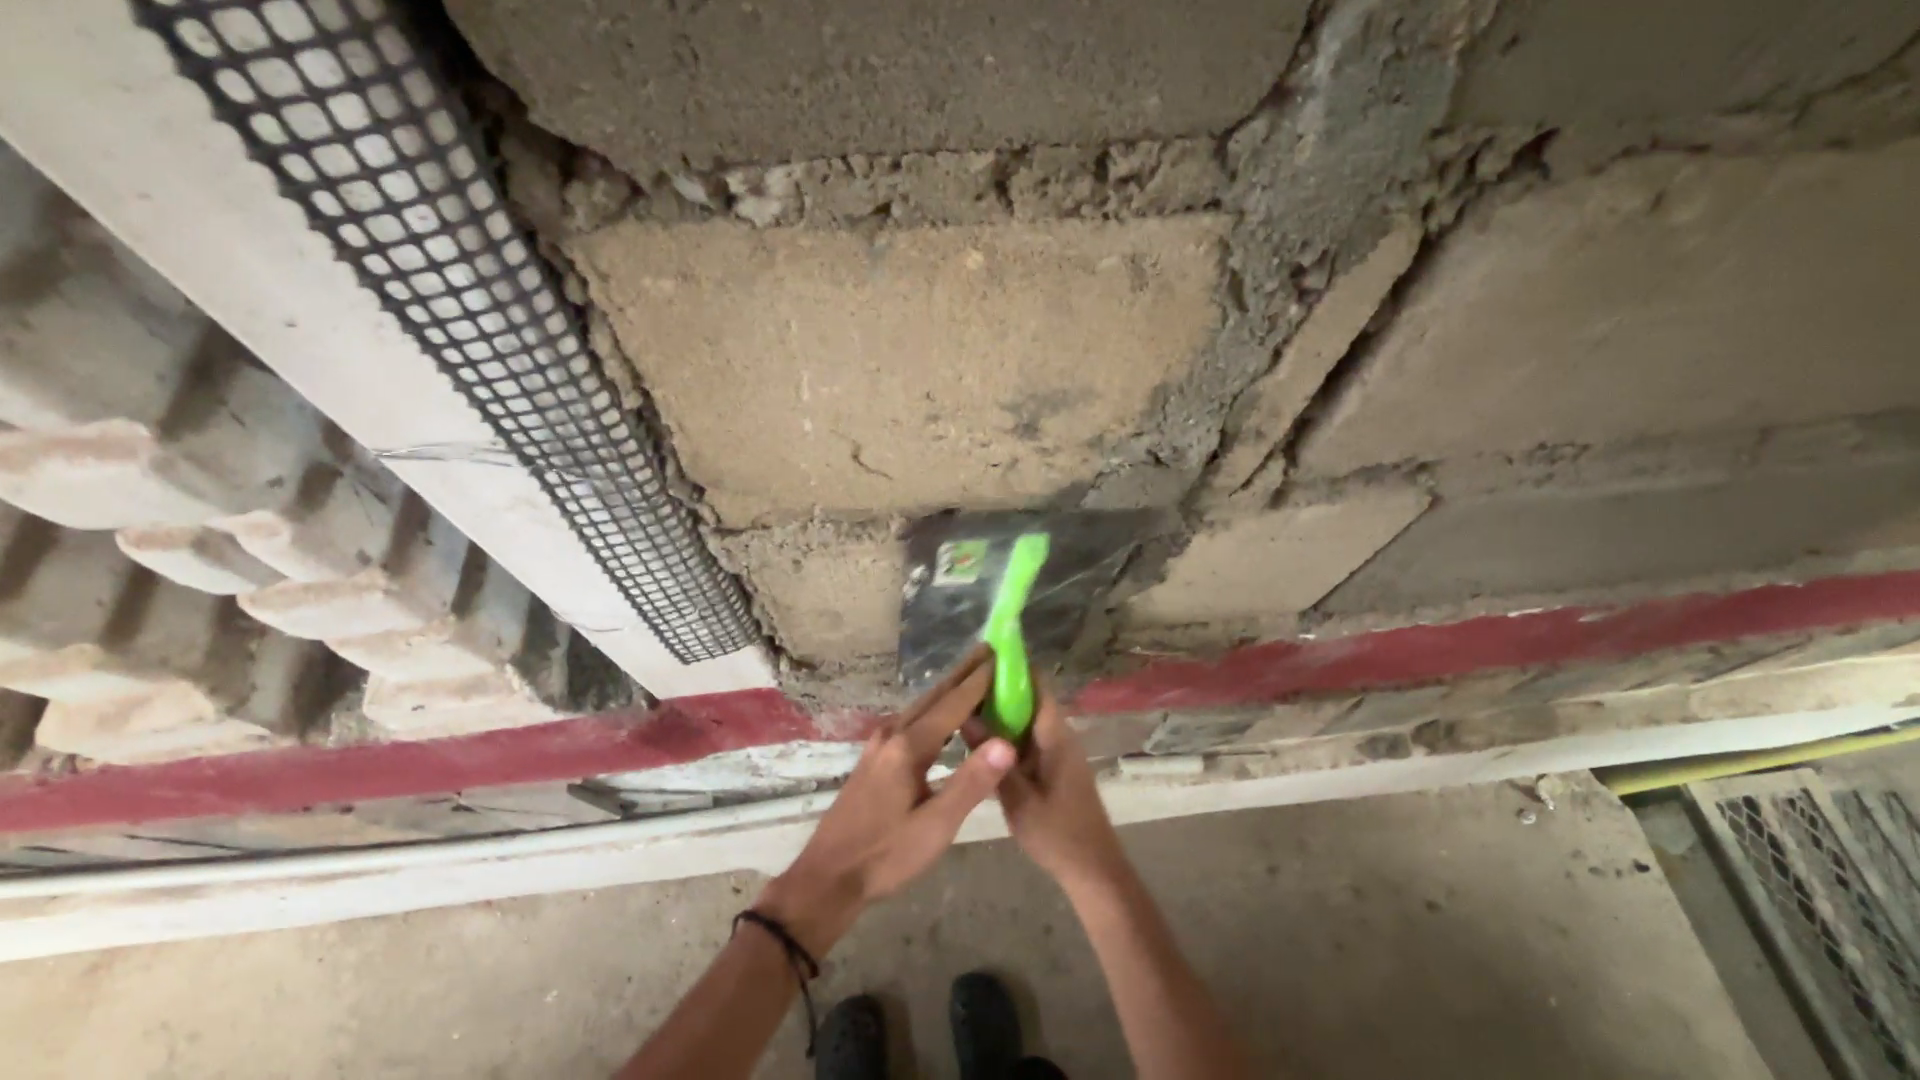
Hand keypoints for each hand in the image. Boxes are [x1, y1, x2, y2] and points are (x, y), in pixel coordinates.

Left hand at [755, 649, 1017, 955]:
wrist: (828, 877)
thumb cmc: (886, 855)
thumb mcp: (936, 825)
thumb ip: (971, 782)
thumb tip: (1006, 742)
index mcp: (908, 746)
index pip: (953, 703)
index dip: (980, 680)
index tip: (1003, 655)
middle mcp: (891, 735)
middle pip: (934, 697)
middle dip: (964, 674)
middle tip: (991, 651)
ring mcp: (878, 746)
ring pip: (920, 708)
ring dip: (948, 691)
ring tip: (975, 677)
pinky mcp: (874, 759)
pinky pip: (911, 721)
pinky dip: (934, 710)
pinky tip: (944, 718)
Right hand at [981, 686, 1130, 896]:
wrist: (1093, 870)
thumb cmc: (1057, 834)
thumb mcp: (1017, 798)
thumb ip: (994, 757)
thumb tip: (967, 718)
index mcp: (1057, 737)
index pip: (1036, 686)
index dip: (1012, 668)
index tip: (980, 659)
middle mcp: (1061, 737)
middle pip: (1030, 701)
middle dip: (998, 692)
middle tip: (960, 691)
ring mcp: (1061, 754)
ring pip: (1029, 722)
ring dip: (1002, 716)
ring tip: (963, 712)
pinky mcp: (1057, 770)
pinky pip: (1031, 741)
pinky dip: (1009, 737)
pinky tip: (983, 745)